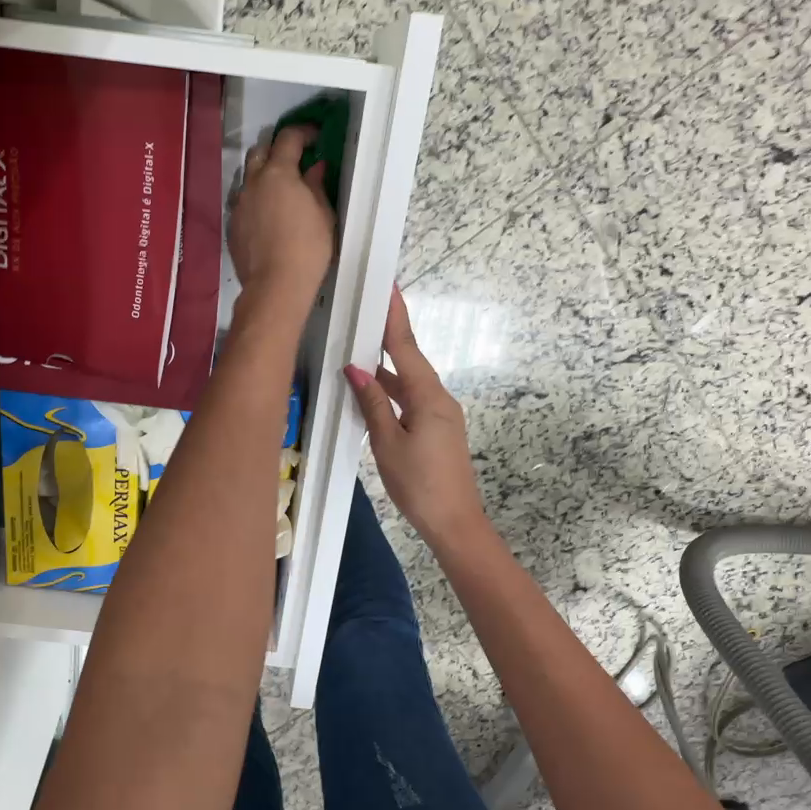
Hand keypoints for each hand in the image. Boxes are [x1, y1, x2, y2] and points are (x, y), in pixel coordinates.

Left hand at [229, 125, 333, 319]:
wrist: (275, 285)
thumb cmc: (308, 248)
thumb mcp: (323, 214)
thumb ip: (316, 186)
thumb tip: (314, 168)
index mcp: (278, 173)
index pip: (288, 138)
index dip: (304, 132)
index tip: (316, 137)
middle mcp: (253, 183)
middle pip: (259, 151)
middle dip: (276, 148)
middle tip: (294, 159)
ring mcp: (239, 204)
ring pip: (248, 178)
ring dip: (263, 175)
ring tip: (280, 189)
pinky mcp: (233, 226)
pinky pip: (243, 202)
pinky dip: (256, 199)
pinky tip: (268, 215)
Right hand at [345, 288, 490, 549]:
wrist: (454, 522)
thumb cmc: (419, 484)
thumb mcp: (387, 443)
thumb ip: (372, 403)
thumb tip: (356, 369)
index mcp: (428, 397)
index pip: (407, 347)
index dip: (396, 317)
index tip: (388, 286)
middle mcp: (438, 399)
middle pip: (410, 360)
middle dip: (389, 336)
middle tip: (367, 311)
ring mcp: (440, 415)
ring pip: (410, 382)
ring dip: (387, 366)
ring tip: (361, 347)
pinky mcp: (437, 430)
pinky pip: (411, 399)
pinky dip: (392, 390)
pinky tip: (373, 391)